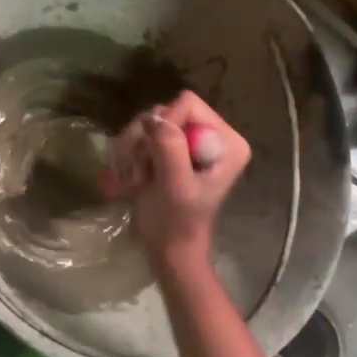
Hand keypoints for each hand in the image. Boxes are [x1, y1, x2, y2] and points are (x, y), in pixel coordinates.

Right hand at [109, 91, 250, 268]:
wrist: (168, 251)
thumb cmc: (177, 224)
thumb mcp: (175, 187)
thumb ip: (170, 149)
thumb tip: (152, 118)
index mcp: (227, 142)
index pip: (188, 105)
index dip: (164, 125)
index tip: (151, 158)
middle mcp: (211, 135)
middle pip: (165, 111)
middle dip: (144, 141)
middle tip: (138, 171)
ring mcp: (189, 143)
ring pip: (148, 123)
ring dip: (132, 150)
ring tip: (132, 178)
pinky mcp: (169, 151)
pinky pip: (140, 136)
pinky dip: (128, 155)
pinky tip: (128, 178)